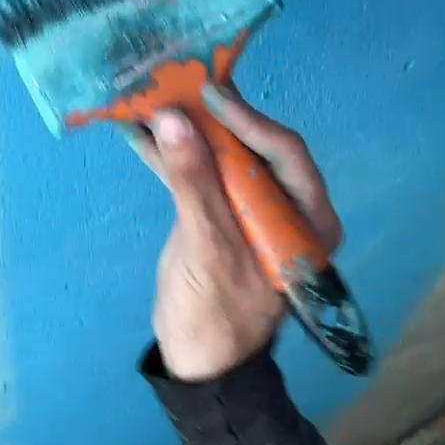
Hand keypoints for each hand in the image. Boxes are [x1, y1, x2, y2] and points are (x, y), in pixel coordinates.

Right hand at [125, 85, 342, 381]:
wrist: (195, 364)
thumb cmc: (214, 313)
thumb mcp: (206, 248)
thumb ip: (193, 182)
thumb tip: (172, 117)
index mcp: (306, 218)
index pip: (285, 151)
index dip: (248, 118)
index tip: (210, 92)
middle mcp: (284, 205)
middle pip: (251, 145)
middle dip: (214, 117)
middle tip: (181, 80)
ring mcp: (249, 207)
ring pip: (222, 154)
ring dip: (188, 129)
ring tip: (154, 94)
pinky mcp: (218, 212)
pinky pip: (198, 174)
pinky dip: (172, 154)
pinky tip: (139, 131)